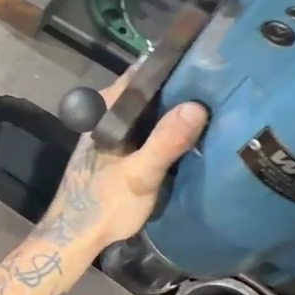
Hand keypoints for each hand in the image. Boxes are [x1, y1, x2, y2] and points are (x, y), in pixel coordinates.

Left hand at [38, 74, 207, 251]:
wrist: (75, 235)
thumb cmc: (104, 204)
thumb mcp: (141, 174)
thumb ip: (165, 142)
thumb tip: (196, 105)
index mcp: (104, 114)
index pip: (138, 76)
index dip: (169, 66)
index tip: (205, 59)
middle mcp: (104, 118)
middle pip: (144, 93)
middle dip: (175, 86)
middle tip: (219, 81)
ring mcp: (109, 135)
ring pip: (144, 112)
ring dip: (170, 108)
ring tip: (212, 101)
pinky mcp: (115, 152)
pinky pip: (143, 130)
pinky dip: (163, 127)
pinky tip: (188, 132)